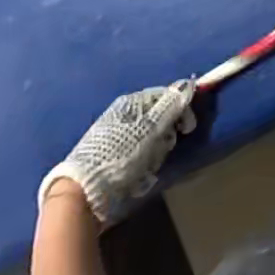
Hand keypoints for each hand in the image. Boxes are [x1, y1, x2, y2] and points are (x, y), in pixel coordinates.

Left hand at [40, 81, 196, 223]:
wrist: (86, 189)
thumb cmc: (121, 156)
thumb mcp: (150, 130)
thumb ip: (170, 107)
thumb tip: (187, 85)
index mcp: (130, 102)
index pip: (164, 95)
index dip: (181, 108)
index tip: (189, 129)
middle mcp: (122, 113)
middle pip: (159, 118)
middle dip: (167, 135)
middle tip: (163, 149)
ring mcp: (116, 133)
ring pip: (151, 138)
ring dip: (156, 152)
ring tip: (148, 166)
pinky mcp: (112, 153)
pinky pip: (139, 152)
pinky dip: (143, 162)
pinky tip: (138, 175)